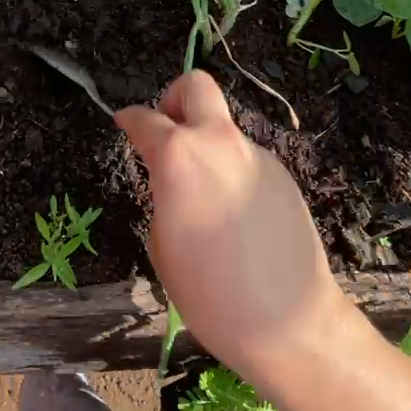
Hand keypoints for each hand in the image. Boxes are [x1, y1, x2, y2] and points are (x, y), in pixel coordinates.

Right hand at [117, 71, 343, 376]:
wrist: (288, 323)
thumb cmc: (208, 292)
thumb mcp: (161, 243)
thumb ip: (164, 195)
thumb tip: (176, 184)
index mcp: (179, 156)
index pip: (144, 118)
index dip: (128, 119)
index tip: (123, 123)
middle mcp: (219, 143)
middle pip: (196, 86)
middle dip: (174, 99)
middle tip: (168, 135)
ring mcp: (256, 157)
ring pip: (223, 132)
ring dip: (207, 148)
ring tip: (205, 202)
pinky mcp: (283, 178)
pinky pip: (245, 162)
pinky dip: (231, 176)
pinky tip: (235, 222)